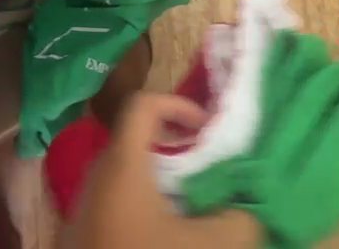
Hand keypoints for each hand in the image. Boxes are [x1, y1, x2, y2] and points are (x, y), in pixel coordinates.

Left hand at [63, 93, 261, 248]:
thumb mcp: (204, 247)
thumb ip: (237, 222)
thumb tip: (253, 208)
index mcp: (123, 162)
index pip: (143, 104)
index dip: (178, 105)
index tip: (209, 130)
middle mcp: (100, 172)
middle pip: (139, 138)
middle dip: (179, 149)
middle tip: (215, 171)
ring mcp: (89, 201)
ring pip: (131, 172)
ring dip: (167, 182)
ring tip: (202, 208)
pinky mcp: (86, 230)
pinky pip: (121, 199)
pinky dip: (149, 205)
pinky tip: (173, 234)